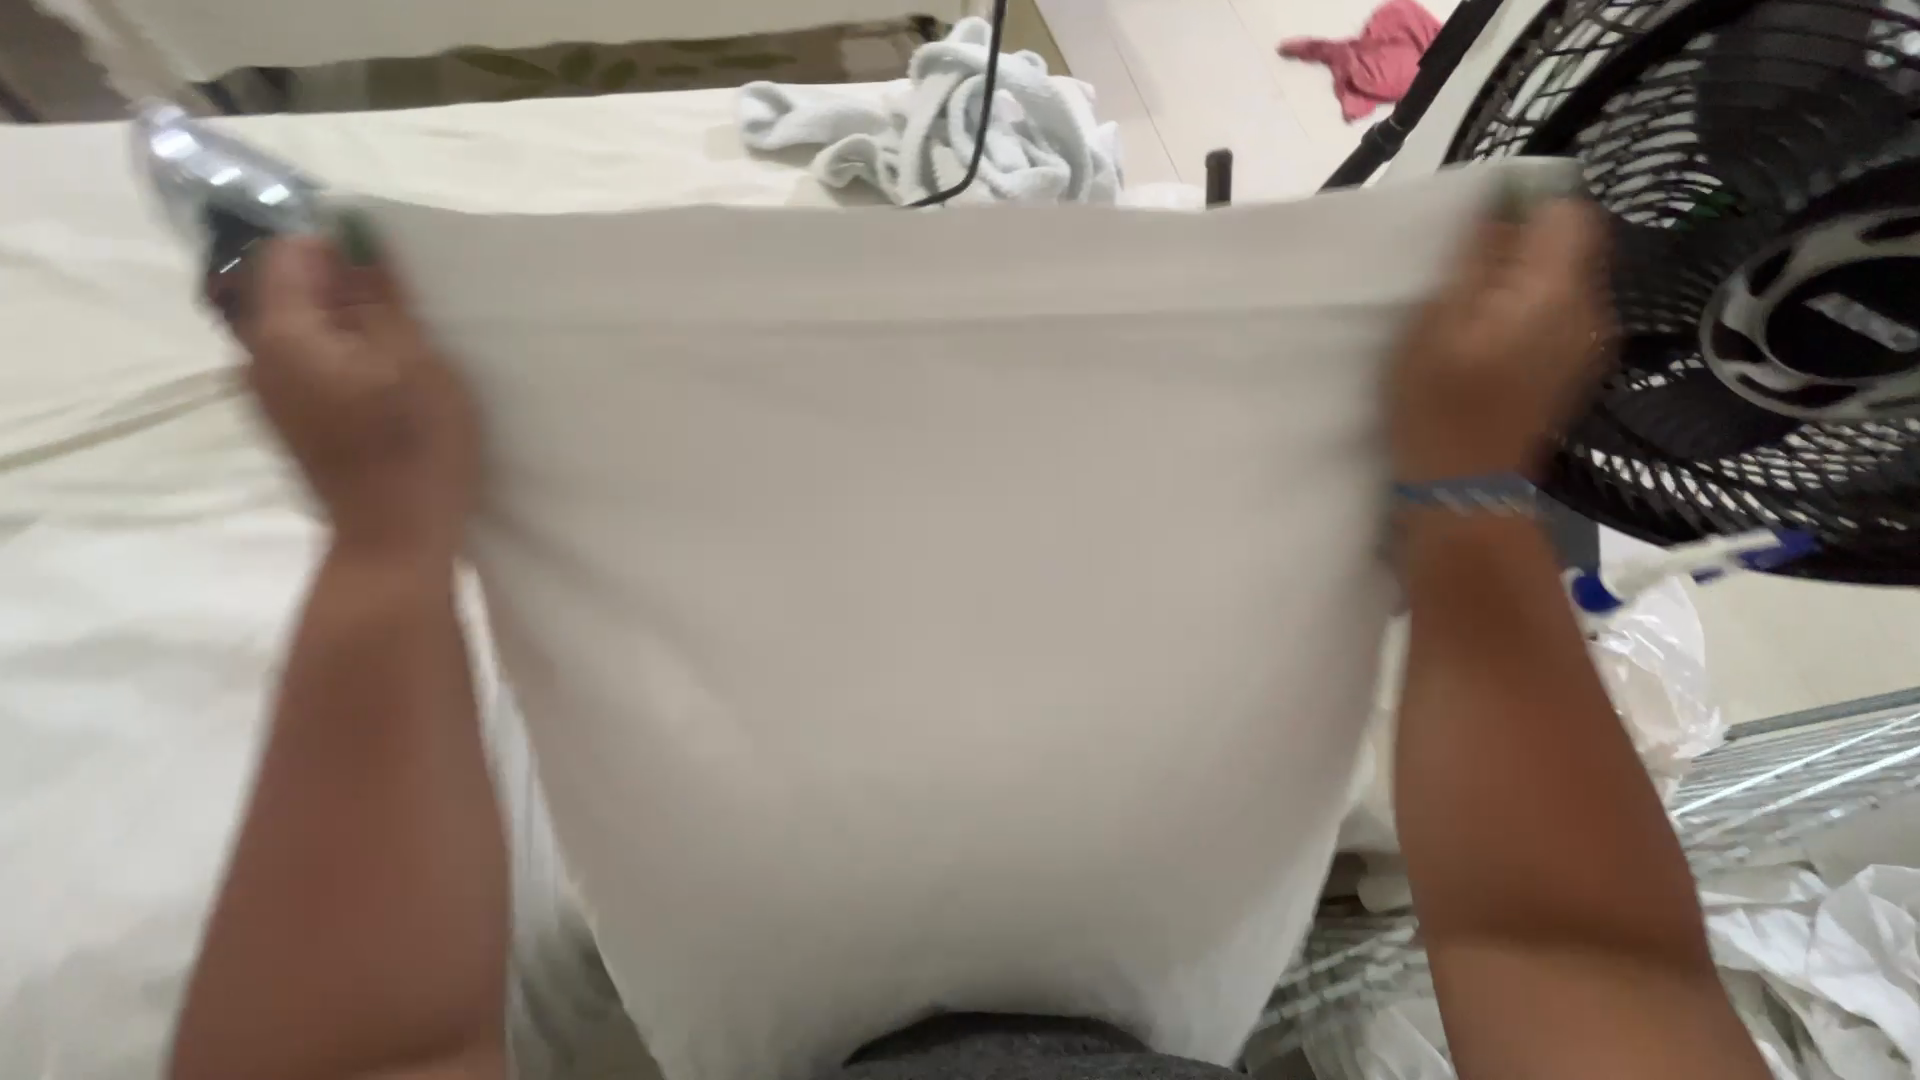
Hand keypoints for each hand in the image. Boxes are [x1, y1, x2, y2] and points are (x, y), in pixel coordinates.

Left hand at [229, 229, 478, 557]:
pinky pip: (310, 367)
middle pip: (293, 294)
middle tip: (413, 319)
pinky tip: (388, 389)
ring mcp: (268, 395)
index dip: (343, 251)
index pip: (291, 254)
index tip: (399, 280)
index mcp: (282, 335)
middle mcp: (256, 358)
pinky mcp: (292, 423)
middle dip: (349, 292)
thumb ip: (379, 296)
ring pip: (305, 333)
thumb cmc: (416, 446)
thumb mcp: (415, 361)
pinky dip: (346, 362)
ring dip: (352, 330)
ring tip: (407, 355)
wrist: (395, 537)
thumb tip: (353, 235)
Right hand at [1389, 197, 1614, 484]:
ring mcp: (1591, 341)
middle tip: (1461, 280)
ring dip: (1522, 282)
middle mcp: (1592, 308)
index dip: (1523, 208)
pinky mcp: (1578, 367)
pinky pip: (1562, 314)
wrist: (1465, 488)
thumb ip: (1473, 261)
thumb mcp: (1434, 326)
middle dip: (1520, 248)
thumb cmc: (1435, 406)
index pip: (1566, 211)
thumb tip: (1499, 207)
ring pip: (1565, 280)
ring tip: (1471, 316)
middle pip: (1569, 245)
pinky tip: (1492, 345)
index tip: (1474, 234)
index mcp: (1556, 291)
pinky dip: (1529, 312)